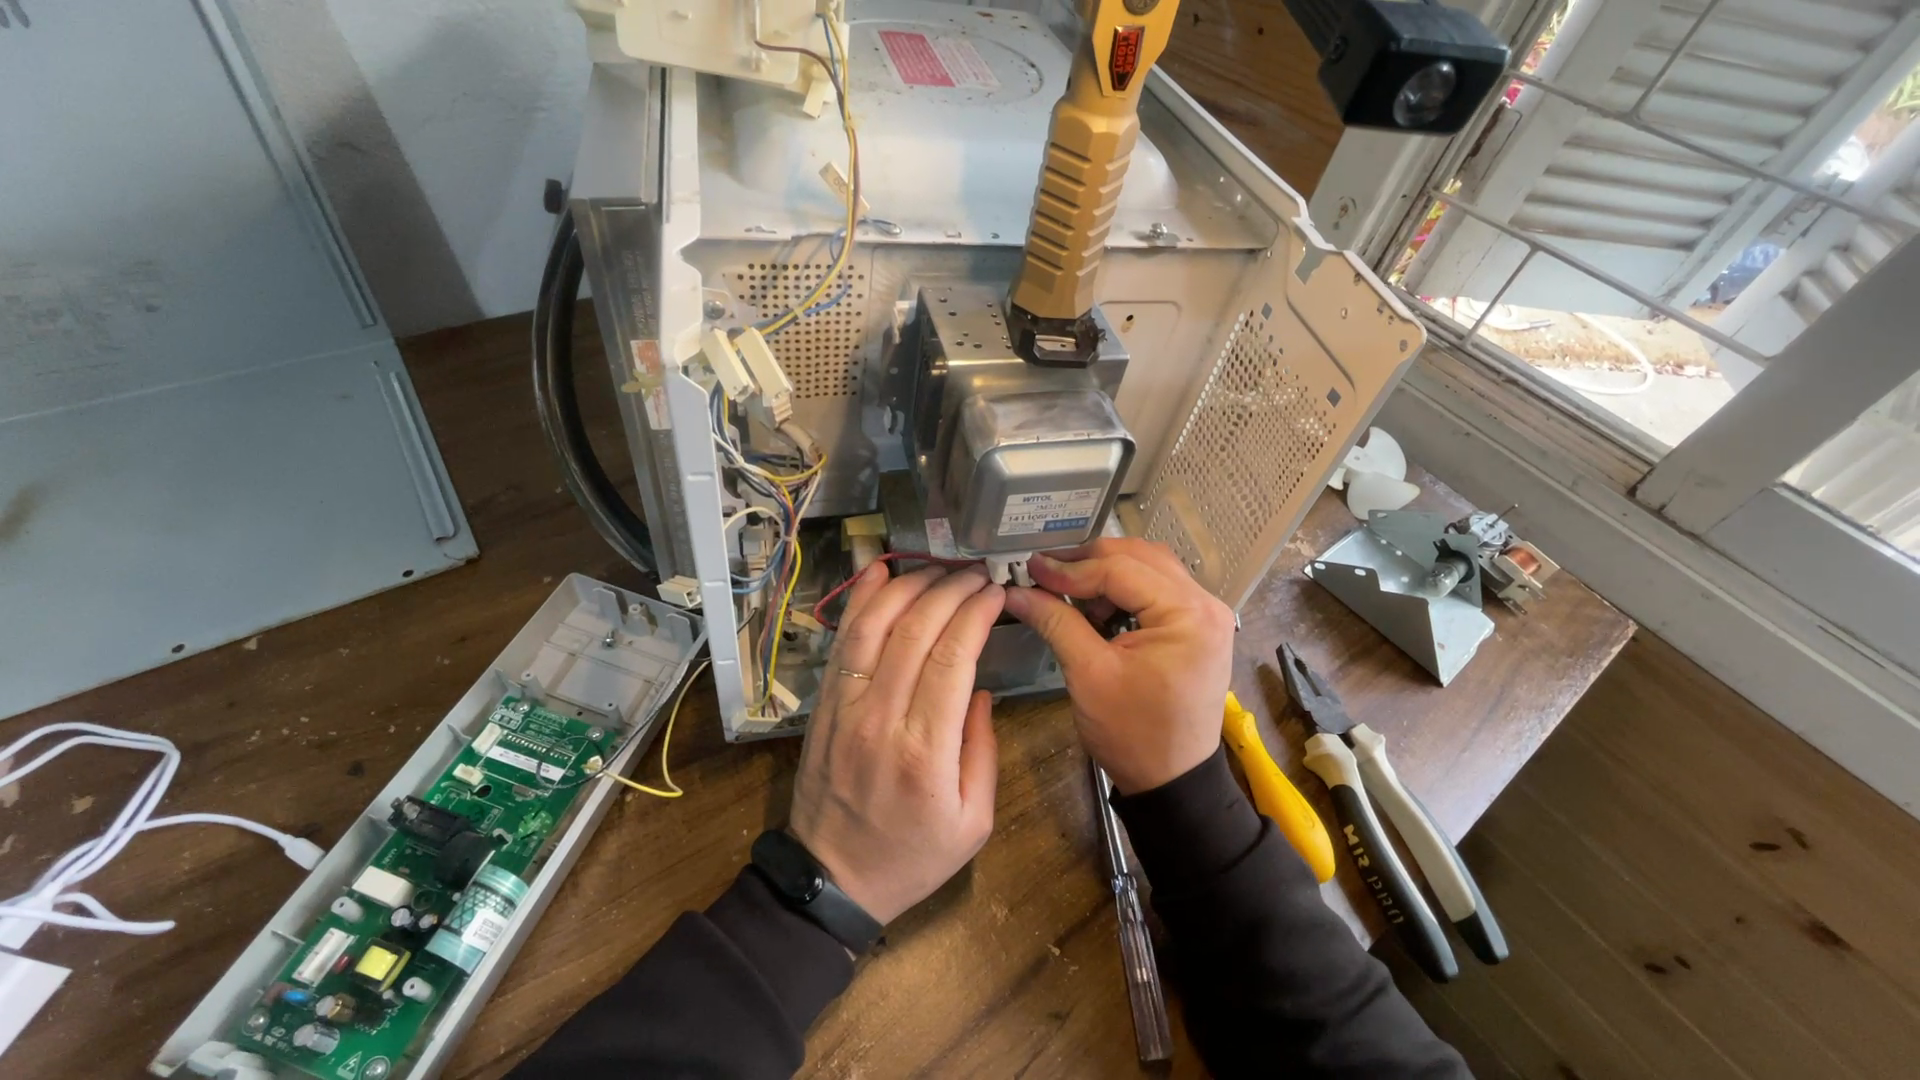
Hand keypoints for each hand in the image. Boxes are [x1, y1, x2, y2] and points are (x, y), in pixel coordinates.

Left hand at [788, 563, 1004, 923]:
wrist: (831, 881)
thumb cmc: (912, 856)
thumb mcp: (974, 822)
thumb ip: (982, 750)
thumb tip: (980, 689)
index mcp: (925, 750)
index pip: (951, 657)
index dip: (974, 614)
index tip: (995, 592)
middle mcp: (881, 718)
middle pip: (914, 632)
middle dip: (949, 591)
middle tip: (976, 573)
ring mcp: (845, 707)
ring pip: (873, 627)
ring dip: (907, 587)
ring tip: (938, 568)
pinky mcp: (824, 705)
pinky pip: (842, 643)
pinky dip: (860, 603)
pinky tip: (880, 572)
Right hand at [1003, 538, 1234, 794]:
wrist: (1173, 782)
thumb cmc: (1133, 733)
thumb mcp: (1089, 674)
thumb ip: (1056, 622)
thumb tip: (1016, 590)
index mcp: (1188, 613)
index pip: (1121, 570)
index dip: (1071, 568)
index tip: (1030, 568)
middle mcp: (1206, 603)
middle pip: (1140, 558)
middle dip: (1088, 562)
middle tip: (1044, 570)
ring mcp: (1206, 615)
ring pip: (1149, 569)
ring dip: (1106, 573)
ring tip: (1065, 588)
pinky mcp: (1198, 628)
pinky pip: (1157, 591)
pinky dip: (1124, 591)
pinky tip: (1094, 607)